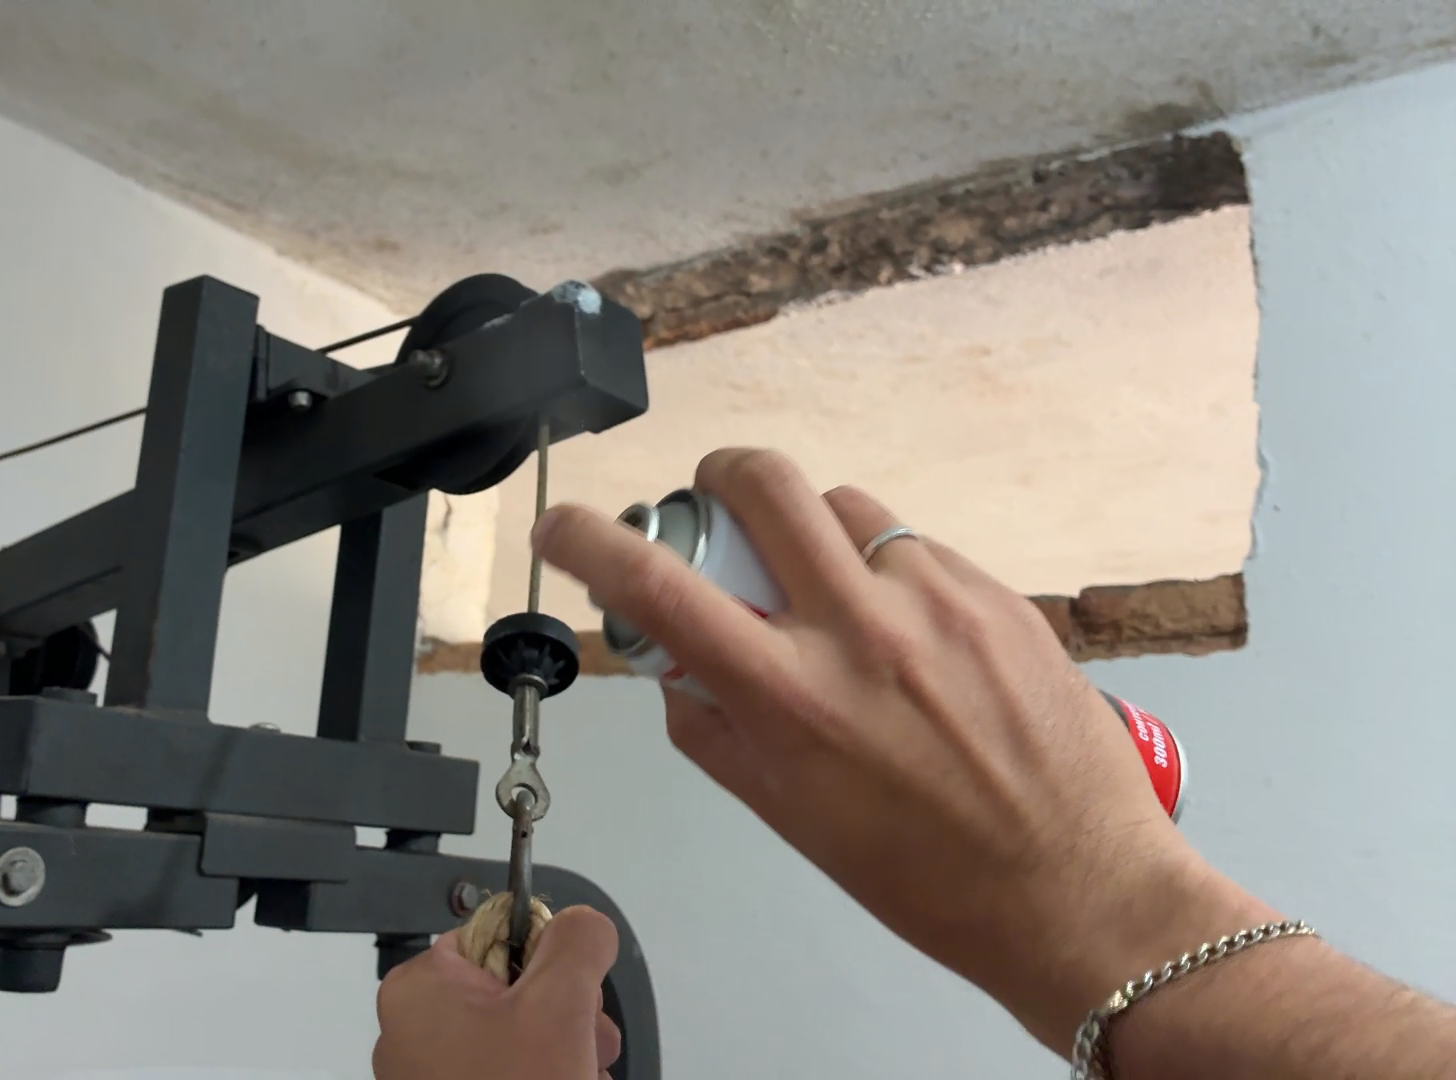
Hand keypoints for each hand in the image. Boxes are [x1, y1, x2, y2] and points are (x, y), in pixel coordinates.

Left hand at [374, 906, 622, 1079]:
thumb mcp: (560, 1006)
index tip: (574, 991)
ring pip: (513, 1036)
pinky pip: (501, 1074)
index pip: (494, 932)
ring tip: (585, 1077)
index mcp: (419, 990)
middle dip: (564, 1011)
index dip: (545, 956)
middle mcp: (411, 1033)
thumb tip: (583, 922)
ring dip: (561, 1049)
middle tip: (590, 1041)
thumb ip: (576, 941)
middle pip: (509, 987)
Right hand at [532, 448, 1275, 1051]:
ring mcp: (935, 599)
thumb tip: (673, 656)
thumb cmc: (908, 868)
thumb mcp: (774, 805)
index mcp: (787, 696)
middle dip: (718, 475)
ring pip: (838, 503)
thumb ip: (705, 718)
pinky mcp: (995, 592)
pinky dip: (875, 564)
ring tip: (825, 586)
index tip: (559, 528)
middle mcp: (857, 630)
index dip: (587, 540)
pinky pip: (905, 541)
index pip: (657, 588)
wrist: (1078, 894)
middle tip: (715, 505)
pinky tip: (899, 624)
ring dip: (805, 528)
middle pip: (763, 484)